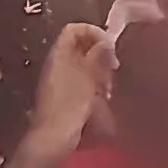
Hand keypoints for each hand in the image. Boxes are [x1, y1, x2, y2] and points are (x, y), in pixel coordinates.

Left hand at [29, 23, 118, 152]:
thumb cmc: (71, 104)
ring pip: (83, 63)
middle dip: (99, 52)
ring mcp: (60, 78)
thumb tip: (106, 42)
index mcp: (59, 54)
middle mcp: (58, 62)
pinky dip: (93, 83)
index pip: (74, 29)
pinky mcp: (65, 93)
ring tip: (109, 85)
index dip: (92, 31)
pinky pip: (81, 79)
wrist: (53, 137)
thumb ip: (98, 56)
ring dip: (98, 69)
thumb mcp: (88, 77)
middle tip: (113, 66)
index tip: (110, 45)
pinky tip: (103, 96)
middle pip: (79, 46)